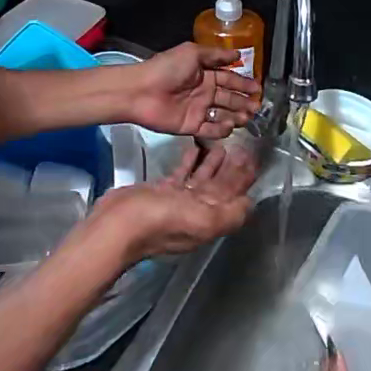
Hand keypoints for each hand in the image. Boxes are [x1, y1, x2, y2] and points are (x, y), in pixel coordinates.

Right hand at [90, 140, 257, 261]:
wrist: (117, 225)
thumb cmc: (160, 221)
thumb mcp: (201, 220)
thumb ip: (229, 213)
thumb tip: (249, 203)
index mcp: (210, 221)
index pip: (234, 199)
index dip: (245, 181)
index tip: (253, 159)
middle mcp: (197, 213)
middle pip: (220, 188)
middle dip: (232, 170)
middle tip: (241, 147)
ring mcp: (178, 203)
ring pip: (202, 180)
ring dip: (213, 165)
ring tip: (222, 145)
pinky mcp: (161, 192)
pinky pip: (181, 176)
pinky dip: (190, 163)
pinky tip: (194, 149)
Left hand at [121, 42, 260, 138]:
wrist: (141, 91)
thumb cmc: (166, 68)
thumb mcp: (192, 53)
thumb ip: (215, 55)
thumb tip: (237, 53)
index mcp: (204, 74)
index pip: (228, 79)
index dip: (243, 83)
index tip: (257, 89)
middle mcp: (203, 92)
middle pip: (228, 98)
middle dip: (243, 101)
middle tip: (257, 106)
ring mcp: (198, 109)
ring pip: (223, 114)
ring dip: (236, 115)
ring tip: (247, 116)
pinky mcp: (191, 126)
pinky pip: (210, 130)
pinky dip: (221, 129)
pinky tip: (230, 125)